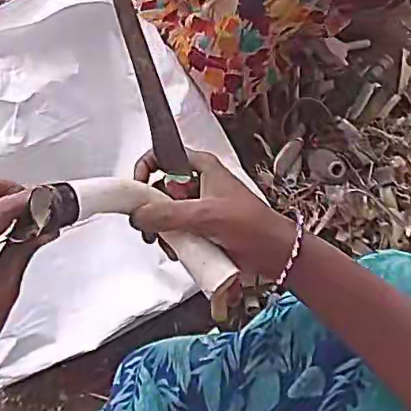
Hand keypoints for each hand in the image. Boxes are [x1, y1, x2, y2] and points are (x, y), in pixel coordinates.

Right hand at [131, 150, 295, 278]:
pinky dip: (172, 241)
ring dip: (161, 230)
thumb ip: (168, 214)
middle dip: (151, 209)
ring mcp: (199, 206)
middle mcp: (198, 183)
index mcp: (201, 166)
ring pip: (165, 213)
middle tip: (147, 225)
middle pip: (159, 188)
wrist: (274, 254)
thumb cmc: (252, 224)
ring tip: (168, 243)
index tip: (136, 189)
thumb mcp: (205, 214)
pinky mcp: (200, 228)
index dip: (145, 168)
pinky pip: (175, 231)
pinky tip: (179, 251)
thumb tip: (138, 214)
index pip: (162, 156)